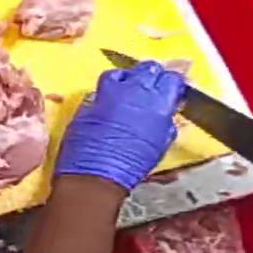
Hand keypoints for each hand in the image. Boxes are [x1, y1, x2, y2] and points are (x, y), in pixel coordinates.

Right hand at [56, 60, 187, 189]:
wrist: (96, 180)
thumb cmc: (80, 153)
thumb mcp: (80, 122)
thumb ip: (95, 104)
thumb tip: (102, 98)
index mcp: (116, 92)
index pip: (120, 73)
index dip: (117, 78)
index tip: (114, 83)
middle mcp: (144, 97)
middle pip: (155, 71)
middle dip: (147, 75)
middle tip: (138, 83)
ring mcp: (161, 114)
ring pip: (173, 86)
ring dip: (162, 88)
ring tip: (150, 98)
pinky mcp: (168, 132)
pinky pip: (171, 113)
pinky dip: (163, 112)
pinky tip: (150, 121)